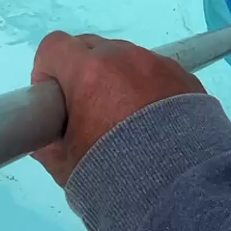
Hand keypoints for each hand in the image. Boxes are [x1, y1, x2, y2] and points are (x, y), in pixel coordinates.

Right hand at [29, 32, 205, 184]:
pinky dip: (149, 86)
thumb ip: (50, 146)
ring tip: (125, 117)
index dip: (47, 69)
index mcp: (89, 71)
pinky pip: (157, 71)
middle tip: (86, 107)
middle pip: (92, 47)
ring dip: (118, 77)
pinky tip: (153, 120)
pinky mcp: (184, 75)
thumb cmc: (114, 171)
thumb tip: (46, 140)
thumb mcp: (67, 165)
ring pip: (127, 58)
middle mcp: (124, 58)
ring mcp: (158, 63)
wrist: (177, 184)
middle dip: (82, 70)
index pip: (55, 46)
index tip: (52, 96)